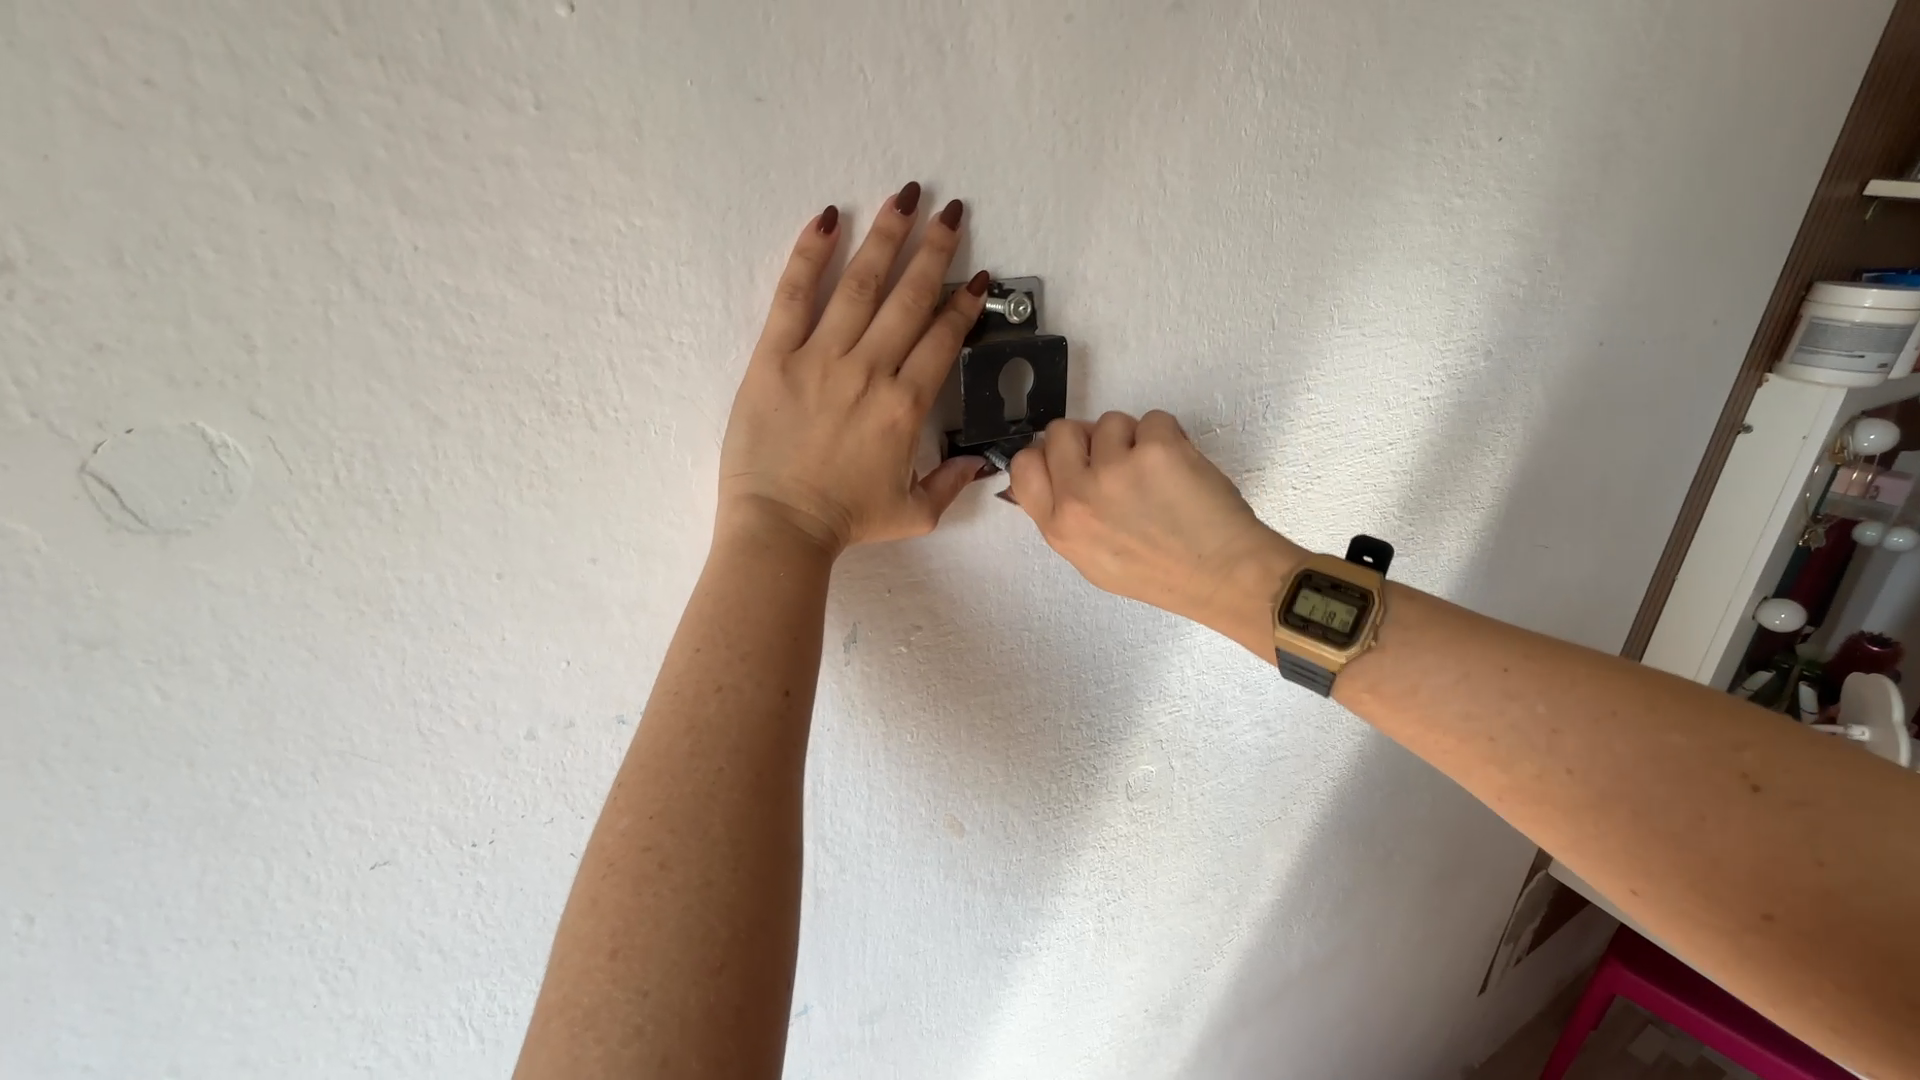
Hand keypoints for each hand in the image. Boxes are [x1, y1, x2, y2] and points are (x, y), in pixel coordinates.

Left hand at [718, 183, 991, 554]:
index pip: (942, 339)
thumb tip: (982, 463)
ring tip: (906, 198)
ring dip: (887, 237)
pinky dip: (811, 255)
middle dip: (935, 250)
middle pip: (910, 298)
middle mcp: (870, 371)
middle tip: (952, 211)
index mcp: (906, 406)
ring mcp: (821, 358)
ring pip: (861, 285)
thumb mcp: (914, 513)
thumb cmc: (846, 521)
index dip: (963, 304)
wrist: (780, 528)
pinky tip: (828, 219)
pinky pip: (795, 295)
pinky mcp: (775, 357)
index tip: (977, 276)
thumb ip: (953, 484)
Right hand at [1008, 410, 1305, 652]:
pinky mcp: (1157, 449)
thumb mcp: (1091, 560)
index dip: (1047, 454)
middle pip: (1061, 430)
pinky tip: (1180, 470)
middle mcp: (1079, 497)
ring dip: (1134, 439)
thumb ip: (1066, 516)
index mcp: (1060, 527)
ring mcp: (1116, 469)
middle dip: (1089, 439)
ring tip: (1157, 474)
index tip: (1072, 460)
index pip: (1023, 465)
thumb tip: (1058, 472)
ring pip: (1110, 421)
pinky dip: (1169, 437)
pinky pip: (1154, 419)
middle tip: (1119, 462)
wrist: (1222, 575)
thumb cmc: (1160, 573)